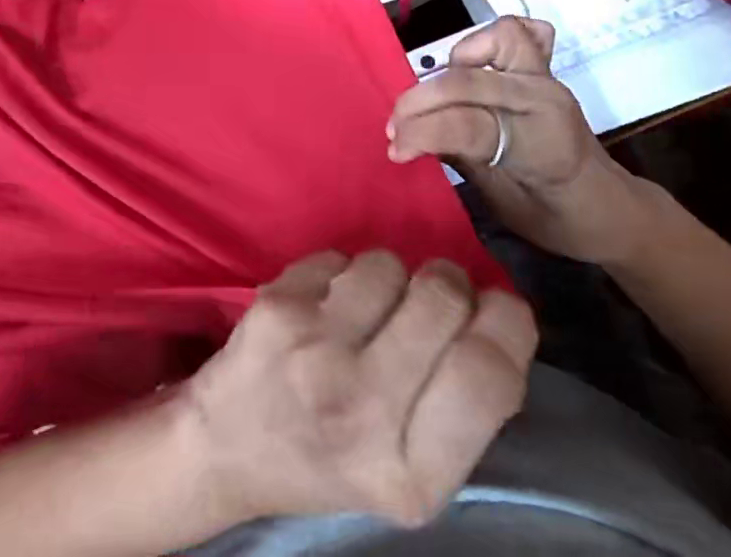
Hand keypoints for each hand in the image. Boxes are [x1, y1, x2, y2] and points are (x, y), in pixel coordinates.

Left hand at [182, 251, 537, 526]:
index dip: (506, 323)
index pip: (488, 373)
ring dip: (389, 276)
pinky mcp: (276, 308)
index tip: (496, 307)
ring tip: (367, 309)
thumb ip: (461, 410)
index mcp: (410, 473)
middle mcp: (362, 410)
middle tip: (430, 298)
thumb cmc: (327, 461)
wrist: (223, 447)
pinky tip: (323, 307)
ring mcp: (313, 351)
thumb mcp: (409, 475)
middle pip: (443, 298)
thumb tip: (500, 316)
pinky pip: (338, 256)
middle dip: (448, 284)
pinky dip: (340, 273)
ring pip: (389, 263)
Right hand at [385, 16, 675, 266]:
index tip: (394, 151)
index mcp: (541, 145)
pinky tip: (472, 64)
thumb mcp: (500, 202)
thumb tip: (411, 137)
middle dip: (420, 102)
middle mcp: (545, 100)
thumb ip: (460, 159)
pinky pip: (522, 33)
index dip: (419, 135)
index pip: (464, 126)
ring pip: (498, 38)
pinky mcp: (545, 70)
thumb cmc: (555, 218)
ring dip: (455, 64)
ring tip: (436, 97)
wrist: (609, 209)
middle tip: (396, 129)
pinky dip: (491, 40)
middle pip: (466, 82)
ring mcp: (547, 79)